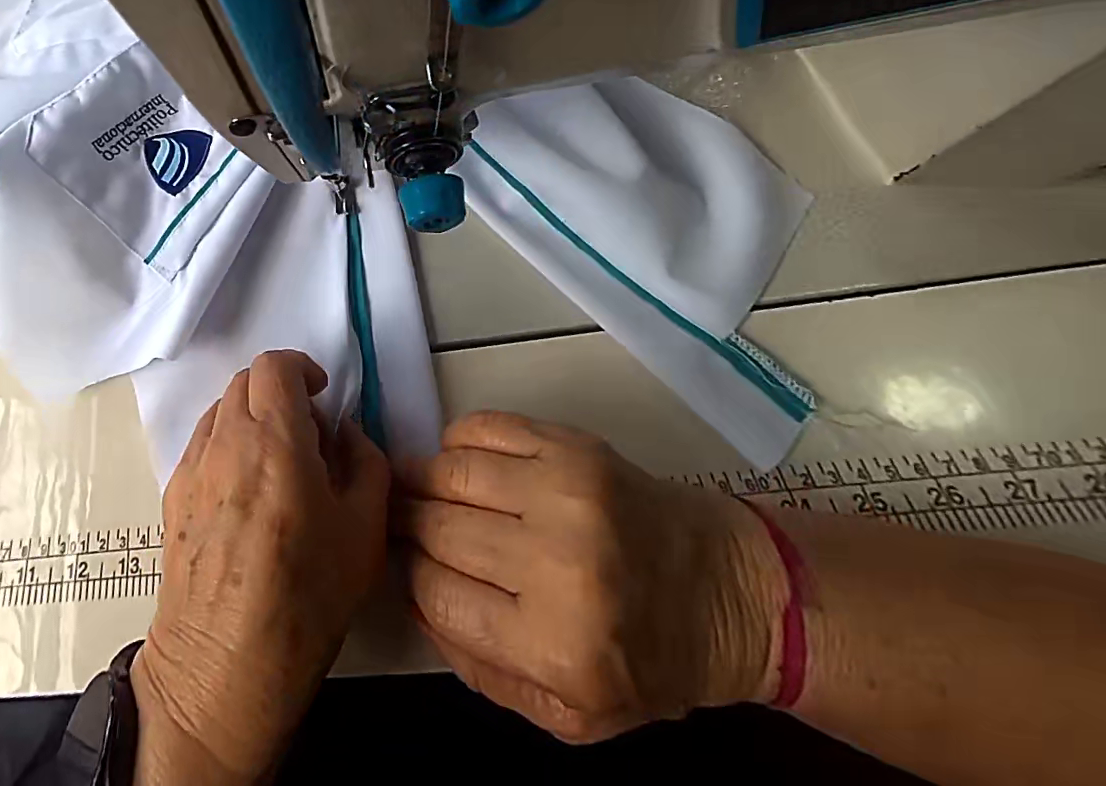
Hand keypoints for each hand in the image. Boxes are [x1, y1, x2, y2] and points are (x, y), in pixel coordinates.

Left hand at [132, 351, 389, 784]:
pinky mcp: (173, 490)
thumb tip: (344, 431)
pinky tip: (246, 491)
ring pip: (221, 409)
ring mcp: (192, 465)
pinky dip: (227, 443)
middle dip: (279, 392)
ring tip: (277, 463)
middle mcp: (225, 441)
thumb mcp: (364, 530)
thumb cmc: (304, 597)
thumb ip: (364, 462)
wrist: (224, 660)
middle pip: (244, 381)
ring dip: (251, 417)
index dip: (300, 368)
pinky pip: (203, 443)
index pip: (273, 366)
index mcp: (273, 440)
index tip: (320, 393)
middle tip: (307, 433)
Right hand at [394, 412, 786, 742]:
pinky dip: (456, 445)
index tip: (413, 564)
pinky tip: (471, 469)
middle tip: (409, 524)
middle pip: (432, 526)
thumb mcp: (564, 711)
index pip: (431, 590)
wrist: (731, 591)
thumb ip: (472, 663)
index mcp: (556, 647)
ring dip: (424, 481)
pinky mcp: (573, 447)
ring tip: (430, 492)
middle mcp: (561, 566)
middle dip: (408, 525)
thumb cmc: (644, 657)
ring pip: (445, 472)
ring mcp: (568, 496)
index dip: (409, 573)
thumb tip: (407, 590)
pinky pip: (476, 428)